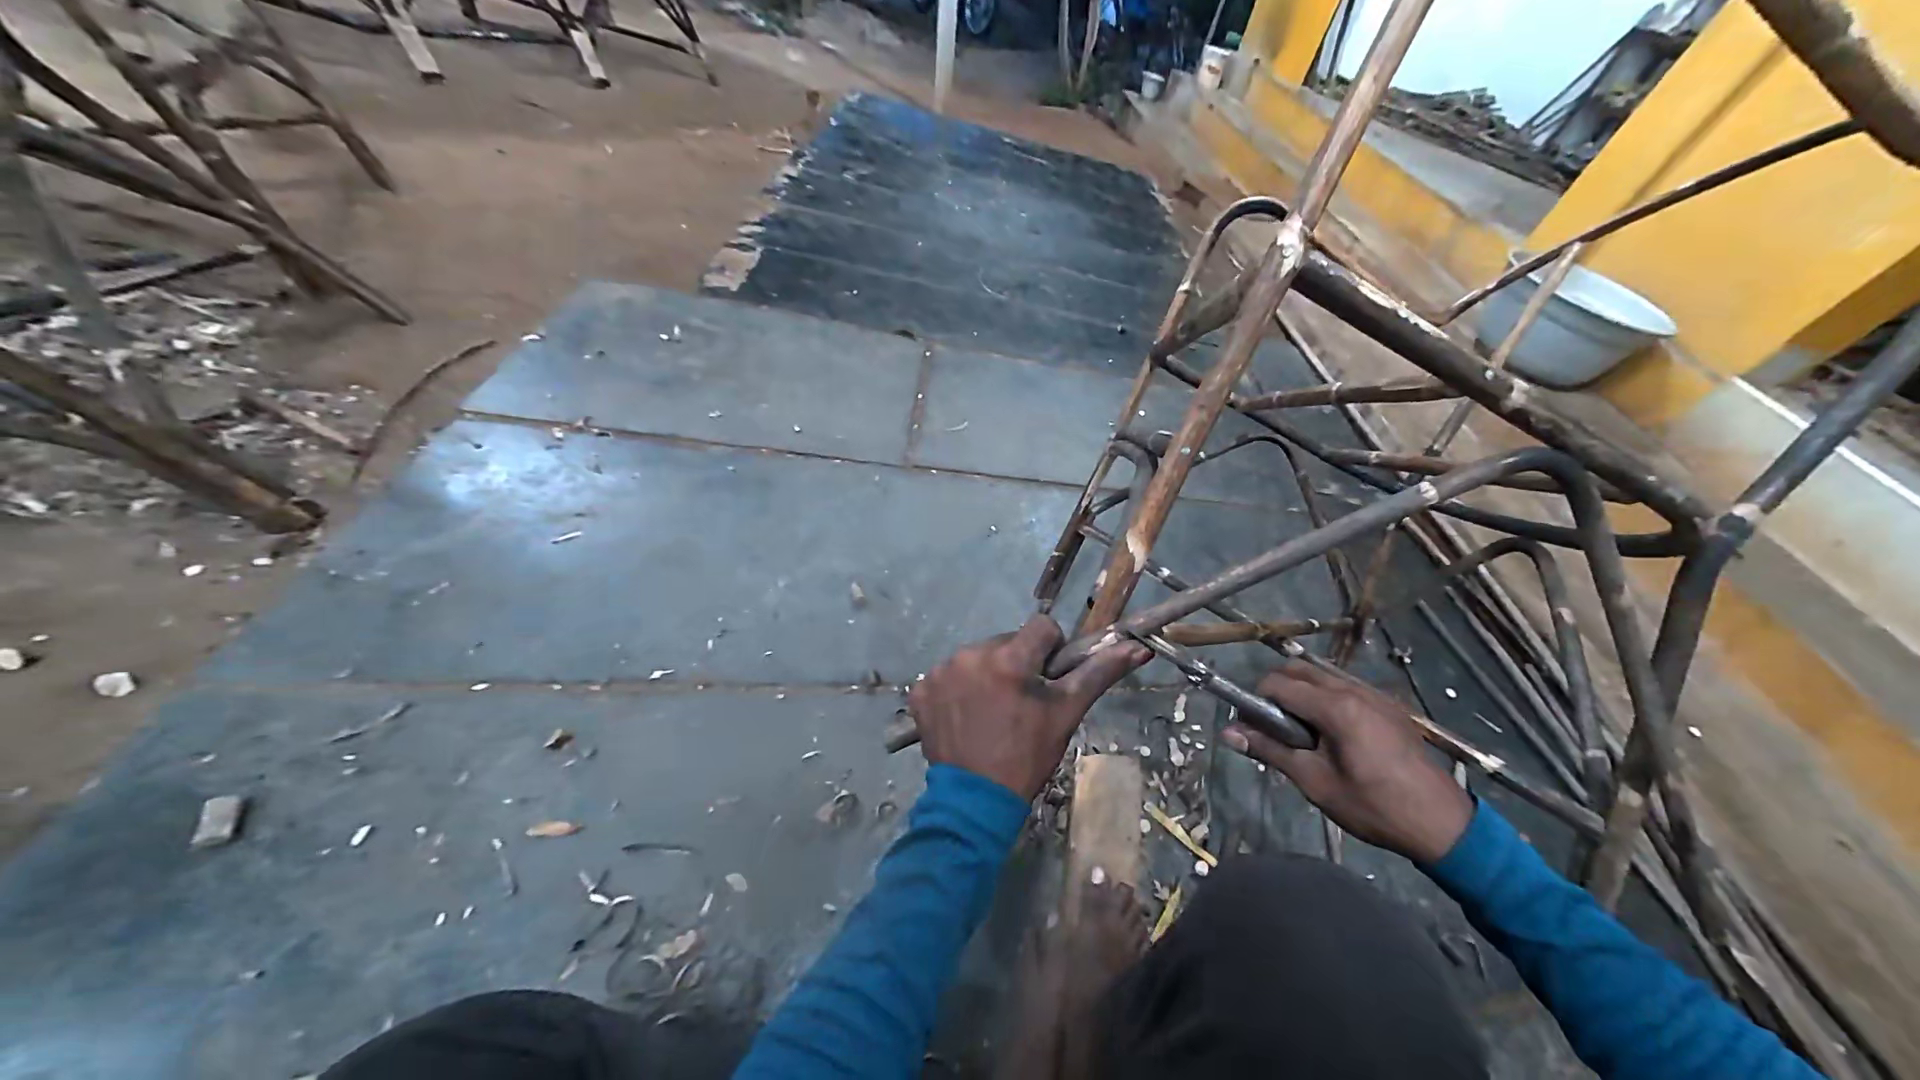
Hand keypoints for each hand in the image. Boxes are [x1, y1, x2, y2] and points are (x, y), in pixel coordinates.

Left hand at [909, 615, 1151, 799]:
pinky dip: (958, 691)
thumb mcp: (1065, 714)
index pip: (1041, 628)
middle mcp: (970, 654)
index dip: (1051, 651)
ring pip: (977, 658)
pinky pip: (948, 676)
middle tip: (1020, 703)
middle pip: (1007, 643)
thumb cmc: (1026, 756)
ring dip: (987, 676)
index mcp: (1009, 658)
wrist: (974, 802)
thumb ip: (1099, 674)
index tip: (1048, 680)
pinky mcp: (921, 690)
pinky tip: (965, 718)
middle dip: (1017, 665)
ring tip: (991, 713)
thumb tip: (1136, 646)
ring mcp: (940, 672)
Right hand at [1221, 661, 1471, 863]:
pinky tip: (1332, 734)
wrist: (1443, 825)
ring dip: (1301, 692)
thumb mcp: (1314, 781)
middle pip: (1298, 669)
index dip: (1256, 702)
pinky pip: (1345, 687)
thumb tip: (1227, 733)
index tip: (1254, 729)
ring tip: (1303, 733)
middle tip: (1274, 727)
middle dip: (1276, 691)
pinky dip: (1326, 698)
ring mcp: (1375, 695)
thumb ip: (1270, 750)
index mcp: (1335, 706)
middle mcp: (1354, 690)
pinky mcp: (1389, 706)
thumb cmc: (1374, 805)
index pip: (1277, 683)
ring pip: (1322, 675)